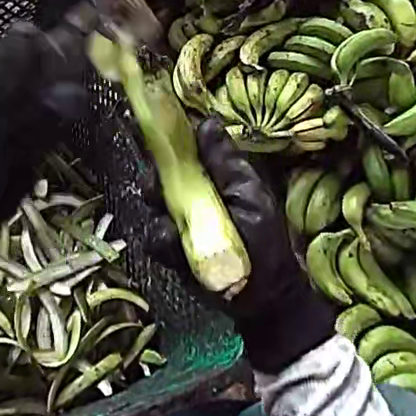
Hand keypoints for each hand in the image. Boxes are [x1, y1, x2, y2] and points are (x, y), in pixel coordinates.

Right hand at [141, 118, 336, 373]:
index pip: (184, 144)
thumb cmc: (263, 237)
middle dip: (156, 169)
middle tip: (161, 176)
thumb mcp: (249, 193)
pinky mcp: (168, 247)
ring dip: (158, 201)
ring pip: (151, 199)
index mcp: (212, 172)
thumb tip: (208, 121)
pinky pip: (153, 236)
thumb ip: (224, 162)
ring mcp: (177, 218)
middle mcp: (190, 190)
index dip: (168, 133)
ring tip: (172, 211)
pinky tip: (177, 241)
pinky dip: (162, 237)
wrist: (263, 294)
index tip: (156, 122)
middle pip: (159, 168)